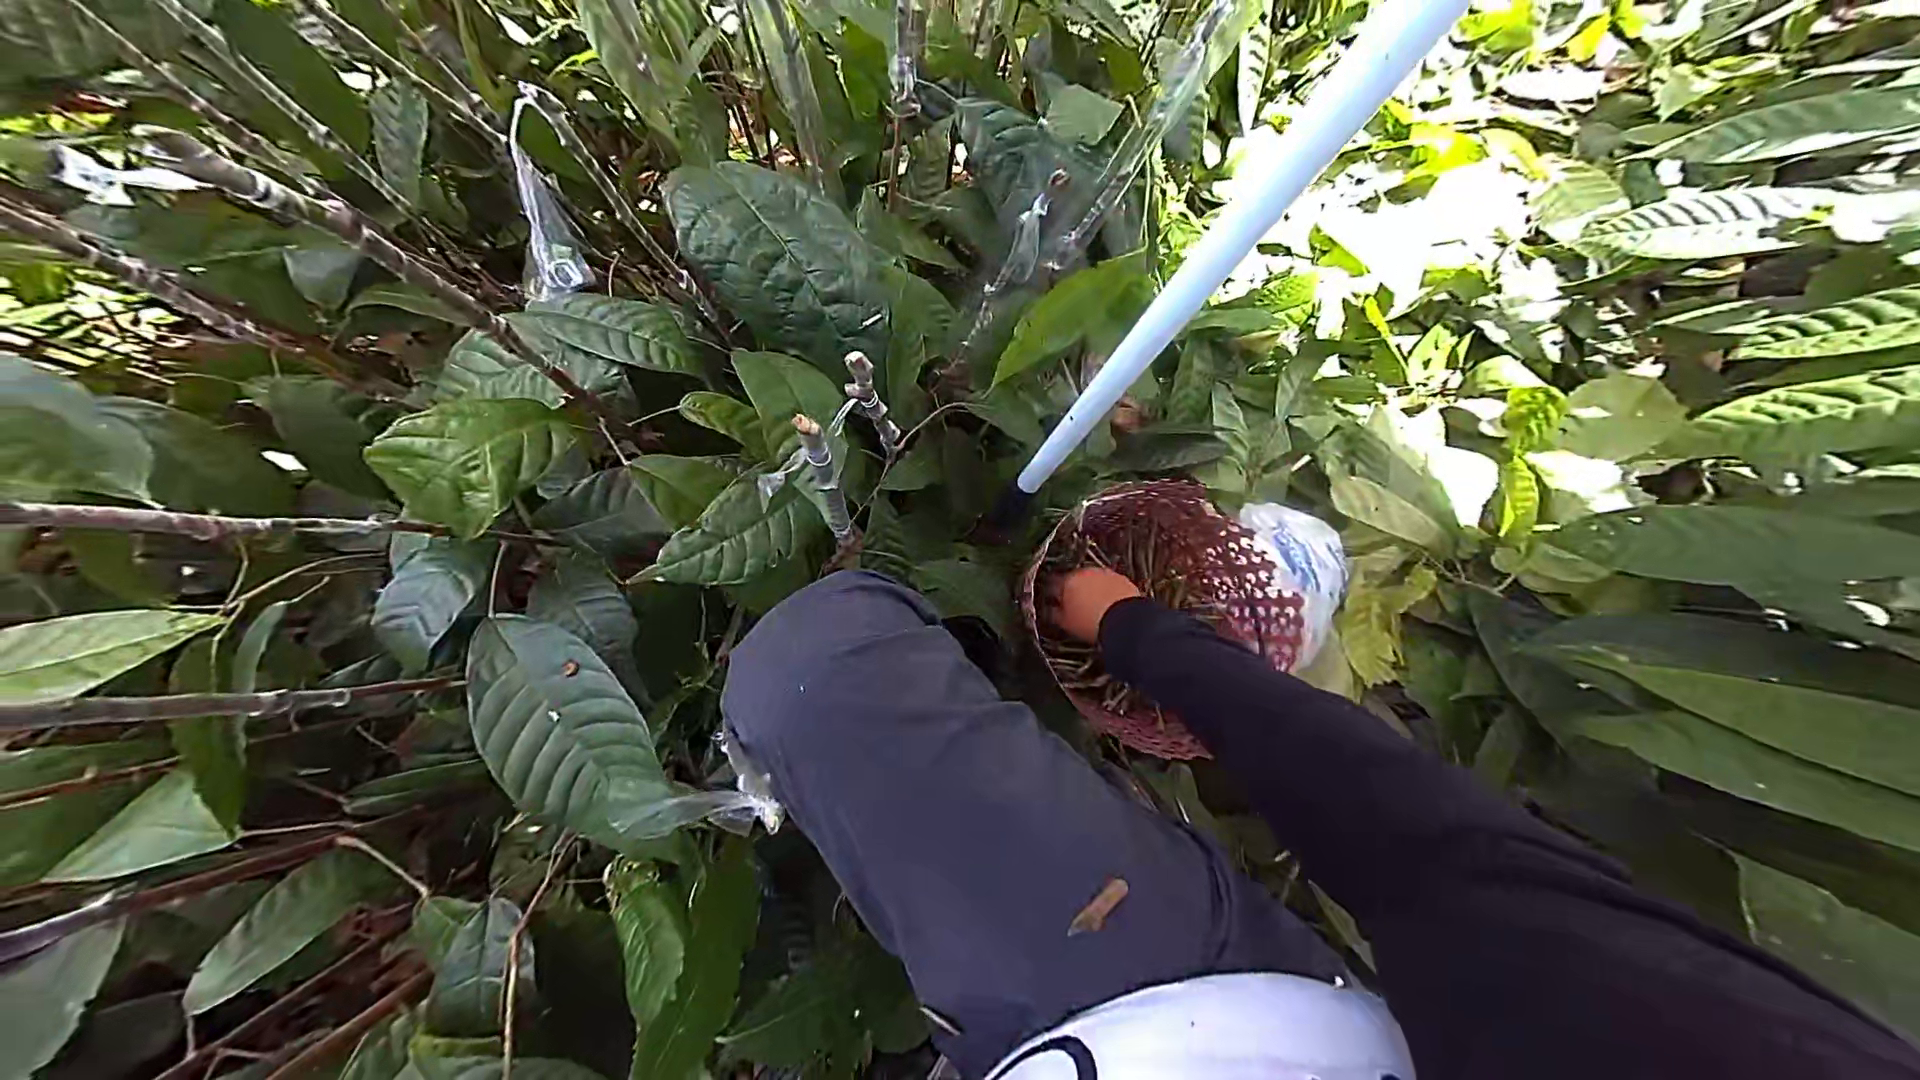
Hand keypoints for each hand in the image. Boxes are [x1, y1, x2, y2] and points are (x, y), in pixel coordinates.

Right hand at [1046, 566, 1142, 643]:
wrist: (1125, 622)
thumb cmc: (1095, 622)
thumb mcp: (1066, 623)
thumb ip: (1055, 613)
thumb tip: (1051, 612)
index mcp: (1067, 581)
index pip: (1053, 583)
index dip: (1052, 594)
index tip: (1053, 602)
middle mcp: (1086, 573)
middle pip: (1074, 579)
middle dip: (1073, 591)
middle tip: (1074, 607)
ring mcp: (1105, 574)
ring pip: (1094, 581)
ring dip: (1092, 590)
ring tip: (1094, 609)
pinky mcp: (1122, 580)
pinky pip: (1111, 585)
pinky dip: (1108, 593)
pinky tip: (1109, 607)